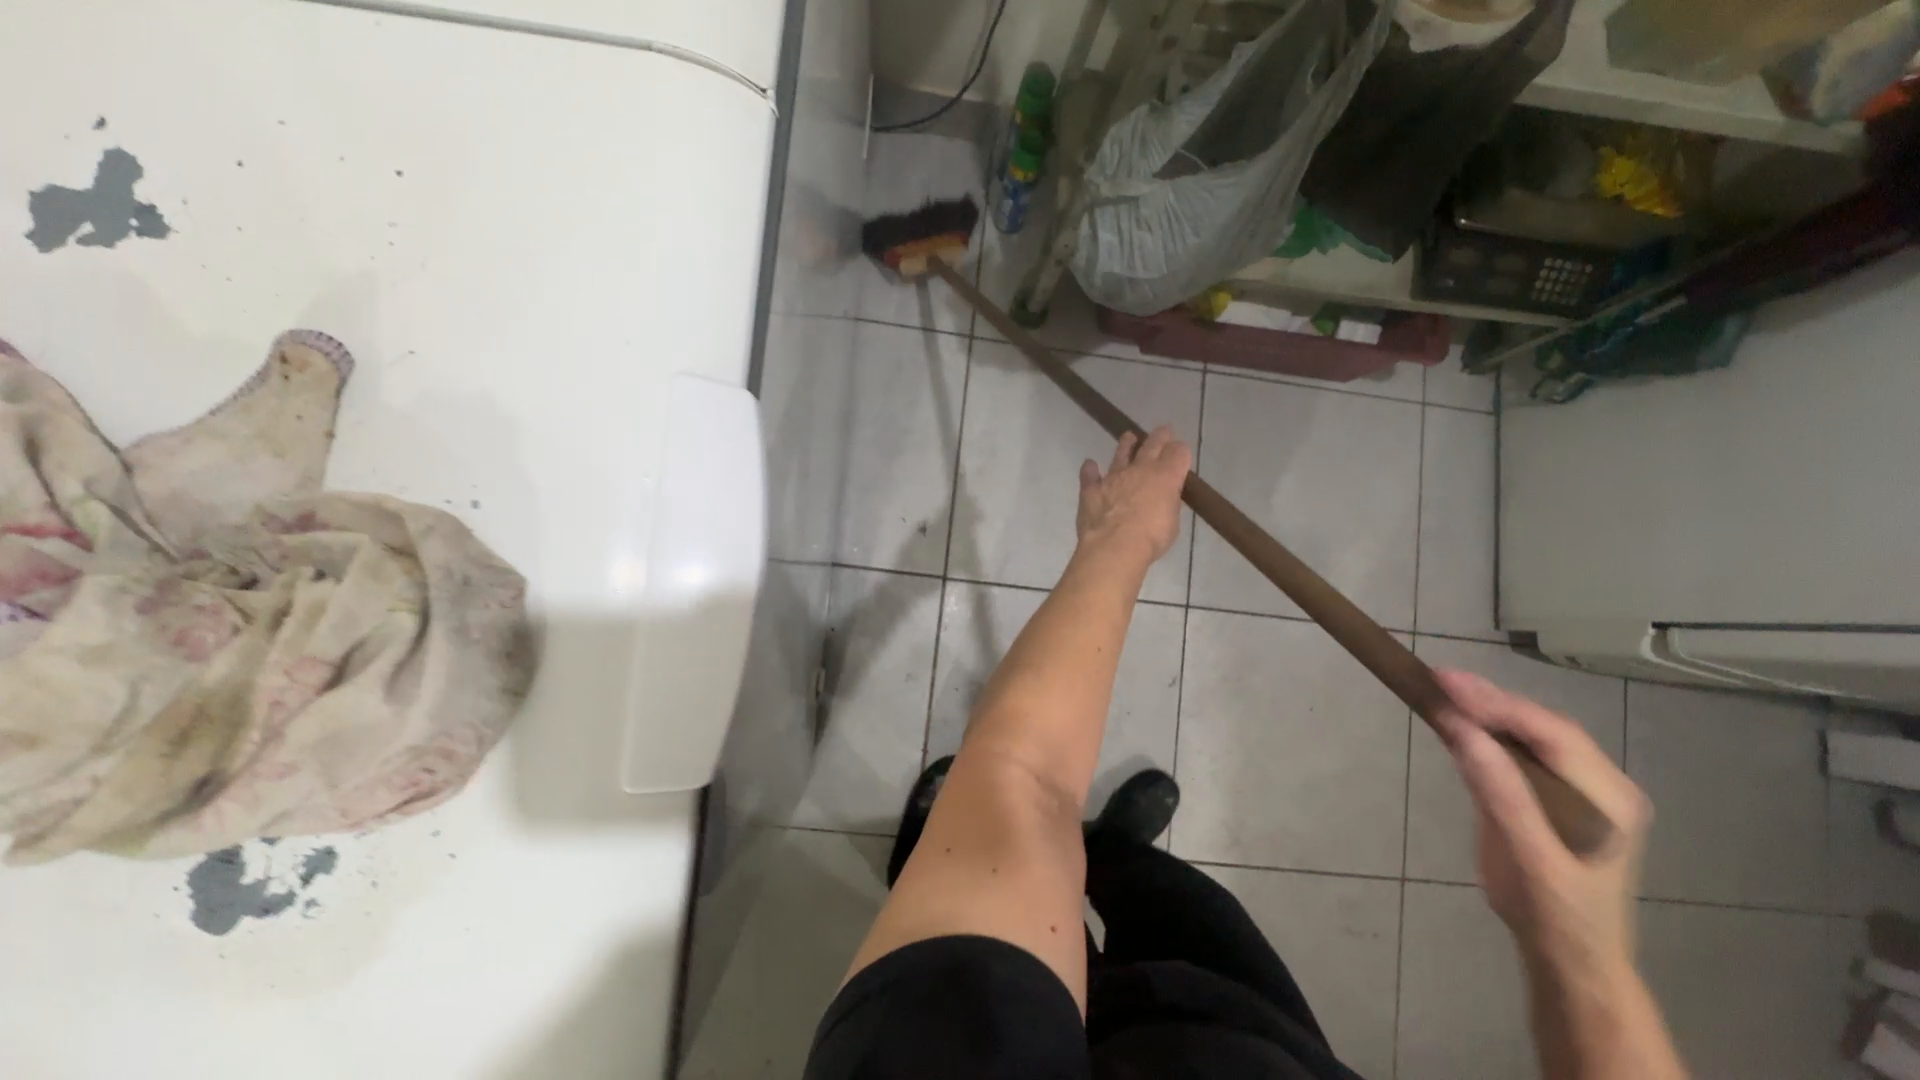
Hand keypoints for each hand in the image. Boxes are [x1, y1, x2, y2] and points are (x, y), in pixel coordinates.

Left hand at [1076, 427, 1191, 563]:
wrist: (1115, 546)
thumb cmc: (1151, 538)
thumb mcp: (1171, 522)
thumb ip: (1167, 504)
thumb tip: (1161, 499)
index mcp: (1165, 476)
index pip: (1178, 452)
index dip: (1180, 451)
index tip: (1180, 451)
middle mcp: (1140, 469)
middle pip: (1152, 445)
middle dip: (1159, 436)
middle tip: (1163, 430)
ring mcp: (1113, 477)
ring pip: (1121, 454)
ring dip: (1126, 445)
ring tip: (1128, 436)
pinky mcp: (1091, 489)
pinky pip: (1089, 475)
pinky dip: (1089, 470)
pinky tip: (1089, 465)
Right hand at [1436, 669, 1653, 979]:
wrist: (1571, 962)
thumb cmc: (1555, 917)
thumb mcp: (1529, 860)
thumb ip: (1502, 795)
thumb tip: (1463, 732)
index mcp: (1608, 799)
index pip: (1552, 733)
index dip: (1499, 704)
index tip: (1448, 683)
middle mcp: (1603, 785)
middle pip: (1543, 727)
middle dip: (1491, 701)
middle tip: (1438, 680)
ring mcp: (1581, 791)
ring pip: (1533, 735)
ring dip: (1489, 712)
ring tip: (1444, 692)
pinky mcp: (1555, 798)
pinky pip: (1524, 753)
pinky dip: (1490, 734)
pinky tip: (1462, 723)